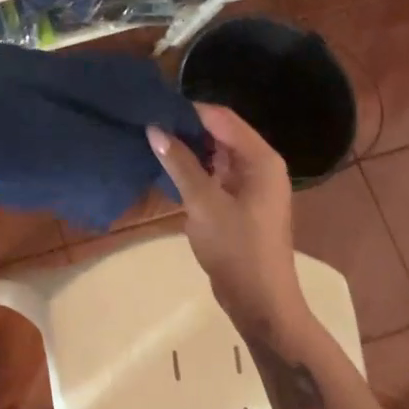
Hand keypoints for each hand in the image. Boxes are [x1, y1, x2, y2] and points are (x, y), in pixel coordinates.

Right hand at [148, 105, 304, 324]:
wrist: (260, 301)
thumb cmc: (236, 248)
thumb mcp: (202, 203)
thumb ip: (179, 163)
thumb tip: (154, 128)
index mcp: (260, 159)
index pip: (221, 118)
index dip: (188, 110)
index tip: (153, 107)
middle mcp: (260, 165)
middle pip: (220, 133)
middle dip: (186, 128)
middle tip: (147, 124)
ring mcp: (252, 185)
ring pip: (216, 154)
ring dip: (188, 149)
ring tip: (152, 142)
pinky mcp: (241, 203)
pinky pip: (216, 174)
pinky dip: (194, 170)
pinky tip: (168, 169)